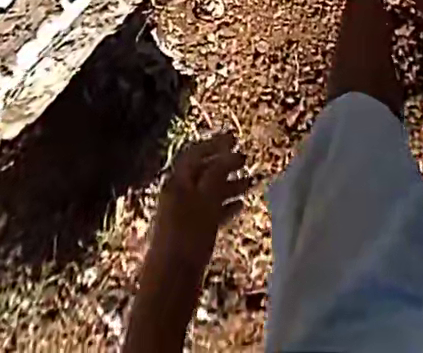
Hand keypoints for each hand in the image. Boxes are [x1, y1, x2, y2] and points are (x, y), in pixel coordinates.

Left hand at [149, 133, 251, 265]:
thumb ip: (217, 174)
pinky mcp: (190, 234)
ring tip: (251, 183)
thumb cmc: (188, 237)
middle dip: (225, 164)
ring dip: (229, 185)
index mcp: (177, 182)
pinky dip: (225, 205)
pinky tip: (240, 206)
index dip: (215, 143)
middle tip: (246, 159)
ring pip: (209, 192)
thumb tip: (228, 154)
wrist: (171, 284)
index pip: (196, 153)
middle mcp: (178, 194)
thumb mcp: (206, 200)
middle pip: (203, 172)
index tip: (235, 138)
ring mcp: (184, 214)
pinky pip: (210, 211)